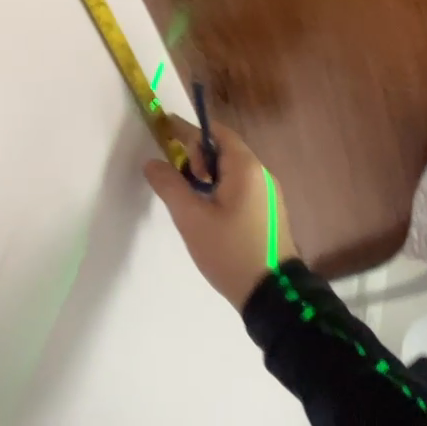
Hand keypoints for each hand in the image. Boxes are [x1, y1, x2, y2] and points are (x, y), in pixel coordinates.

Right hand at [145, 114, 299, 309]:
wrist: (274, 297)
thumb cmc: (230, 251)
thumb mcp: (191, 218)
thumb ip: (169, 185)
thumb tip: (152, 162)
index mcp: (246, 168)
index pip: (215, 132)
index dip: (188, 130)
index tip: (165, 128)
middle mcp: (262, 174)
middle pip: (224, 149)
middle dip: (196, 157)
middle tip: (180, 180)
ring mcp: (269, 194)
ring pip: (232, 170)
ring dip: (207, 175)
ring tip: (191, 199)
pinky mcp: (270, 213)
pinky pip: (241, 187)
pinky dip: (220, 188)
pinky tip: (209, 212)